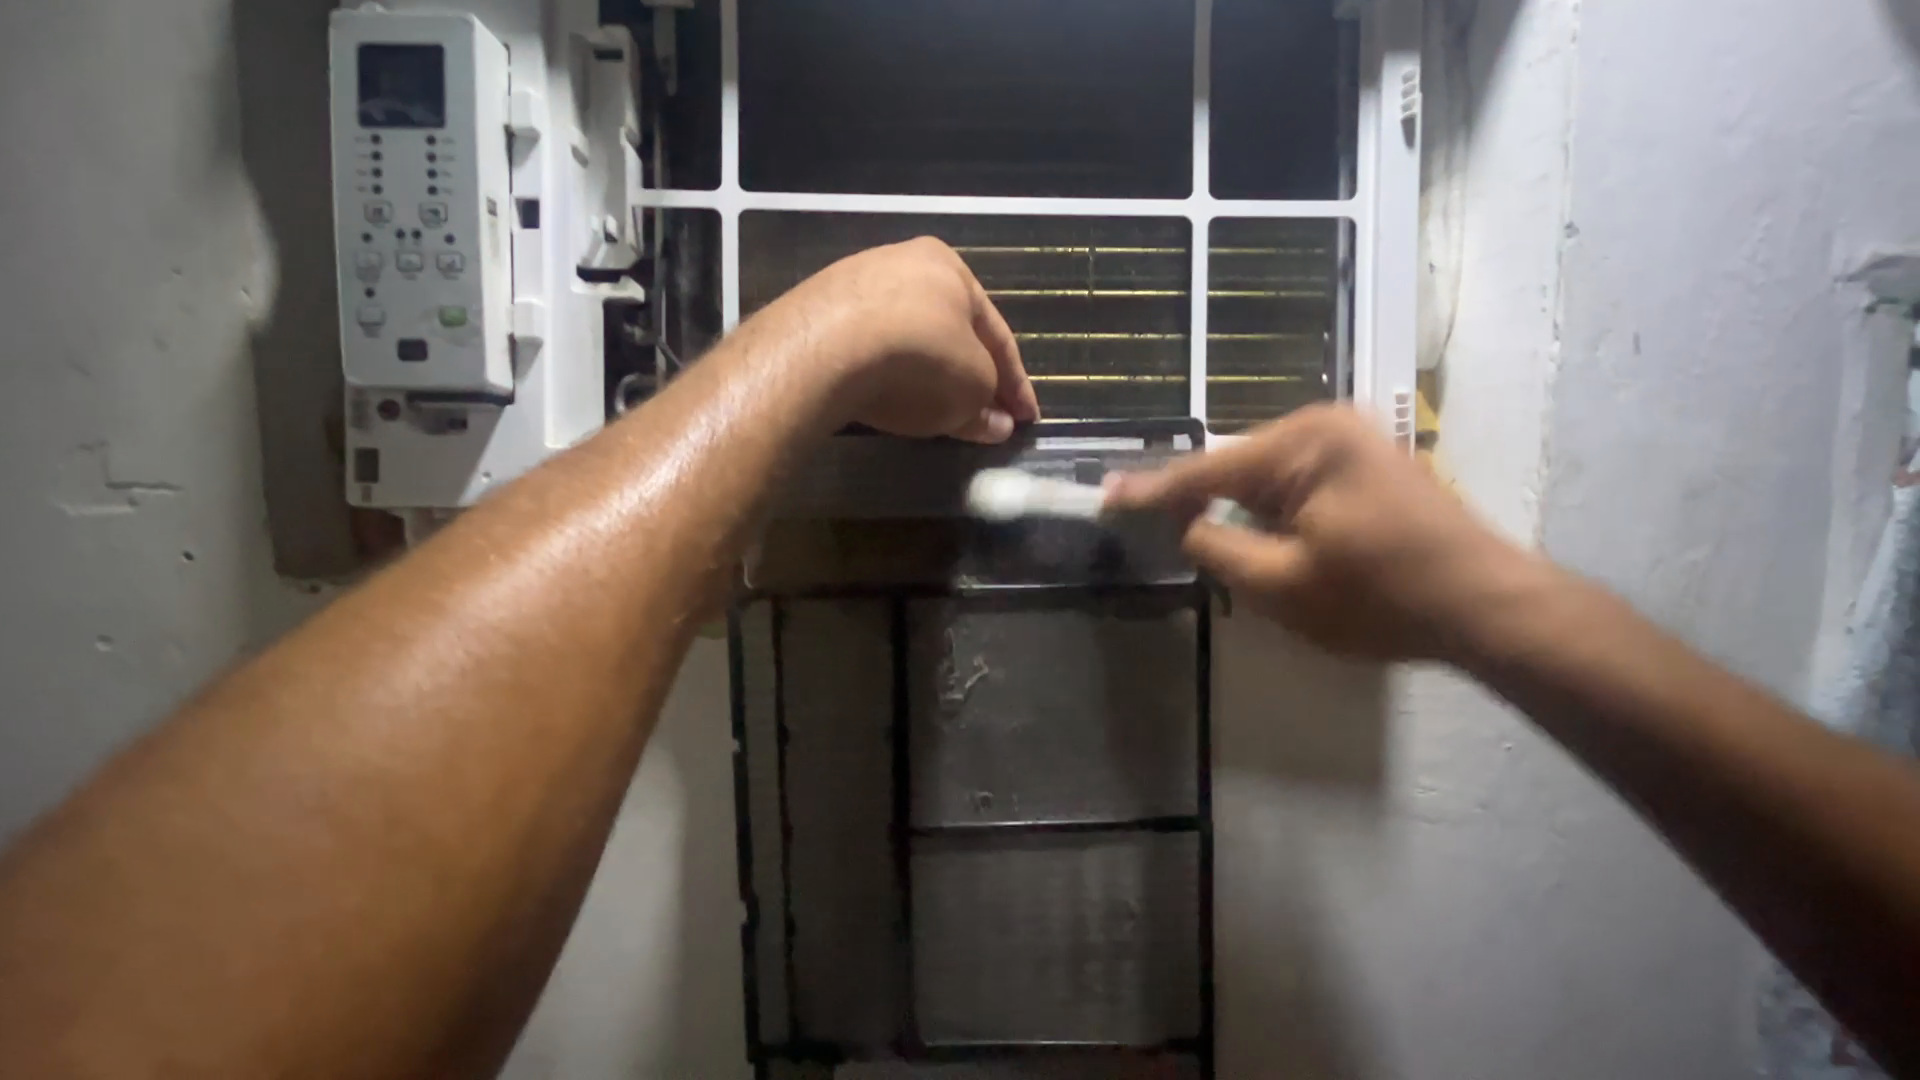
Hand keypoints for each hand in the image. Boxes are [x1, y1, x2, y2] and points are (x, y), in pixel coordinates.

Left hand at [765, 237, 1040, 441]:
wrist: (827, 349)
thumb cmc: (921, 359)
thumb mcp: (972, 388)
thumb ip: (987, 406)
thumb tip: (998, 423)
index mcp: (951, 269)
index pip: (997, 335)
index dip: (1016, 384)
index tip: (1027, 419)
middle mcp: (904, 264)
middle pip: (950, 331)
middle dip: (970, 376)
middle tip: (985, 416)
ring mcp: (855, 284)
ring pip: (908, 338)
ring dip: (928, 375)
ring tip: (937, 414)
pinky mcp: (817, 311)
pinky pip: (868, 348)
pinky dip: (887, 373)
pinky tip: (890, 398)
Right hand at [1106, 405, 1548, 662]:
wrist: (1488, 607)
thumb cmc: (1382, 598)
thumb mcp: (1281, 584)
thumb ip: (1216, 547)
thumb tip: (1184, 525)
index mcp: (1302, 445)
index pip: (1204, 470)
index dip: (1150, 491)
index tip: (1105, 495)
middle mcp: (1325, 426)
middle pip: (1234, 466)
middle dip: (1197, 499)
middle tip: (1151, 524)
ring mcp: (1353, 441)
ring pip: (1264, 475)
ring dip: (1237, 508)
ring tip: (1201, 536)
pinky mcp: (1369, 464)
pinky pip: (1296, 481)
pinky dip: (1270, 509)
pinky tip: (1260, 535)